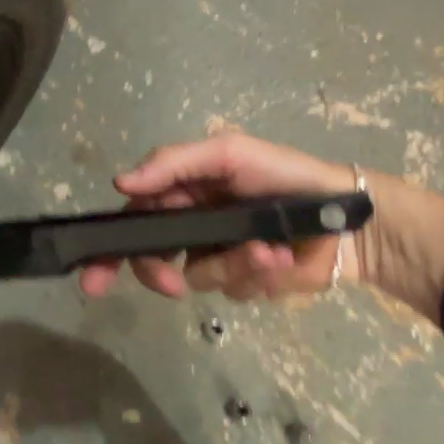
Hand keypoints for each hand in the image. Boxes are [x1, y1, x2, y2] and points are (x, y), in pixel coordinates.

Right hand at [78, 133, 357, 301]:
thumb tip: (120, 183)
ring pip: (199, 277)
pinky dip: (259, 275)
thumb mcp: (226, 152)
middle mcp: (189, 227)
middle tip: (173, 285)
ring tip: (268, 250)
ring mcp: (218, 257)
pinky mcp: (250, 282)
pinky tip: (283, 258)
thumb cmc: (285, 174)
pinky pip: (236, 291)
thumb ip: (171, 164)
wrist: (351, 217)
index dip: (106, 249)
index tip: (92, 276)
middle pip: (152, 260)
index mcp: (177, 194)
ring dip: (232, 265)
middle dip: (158, 273)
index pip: (130, 220)